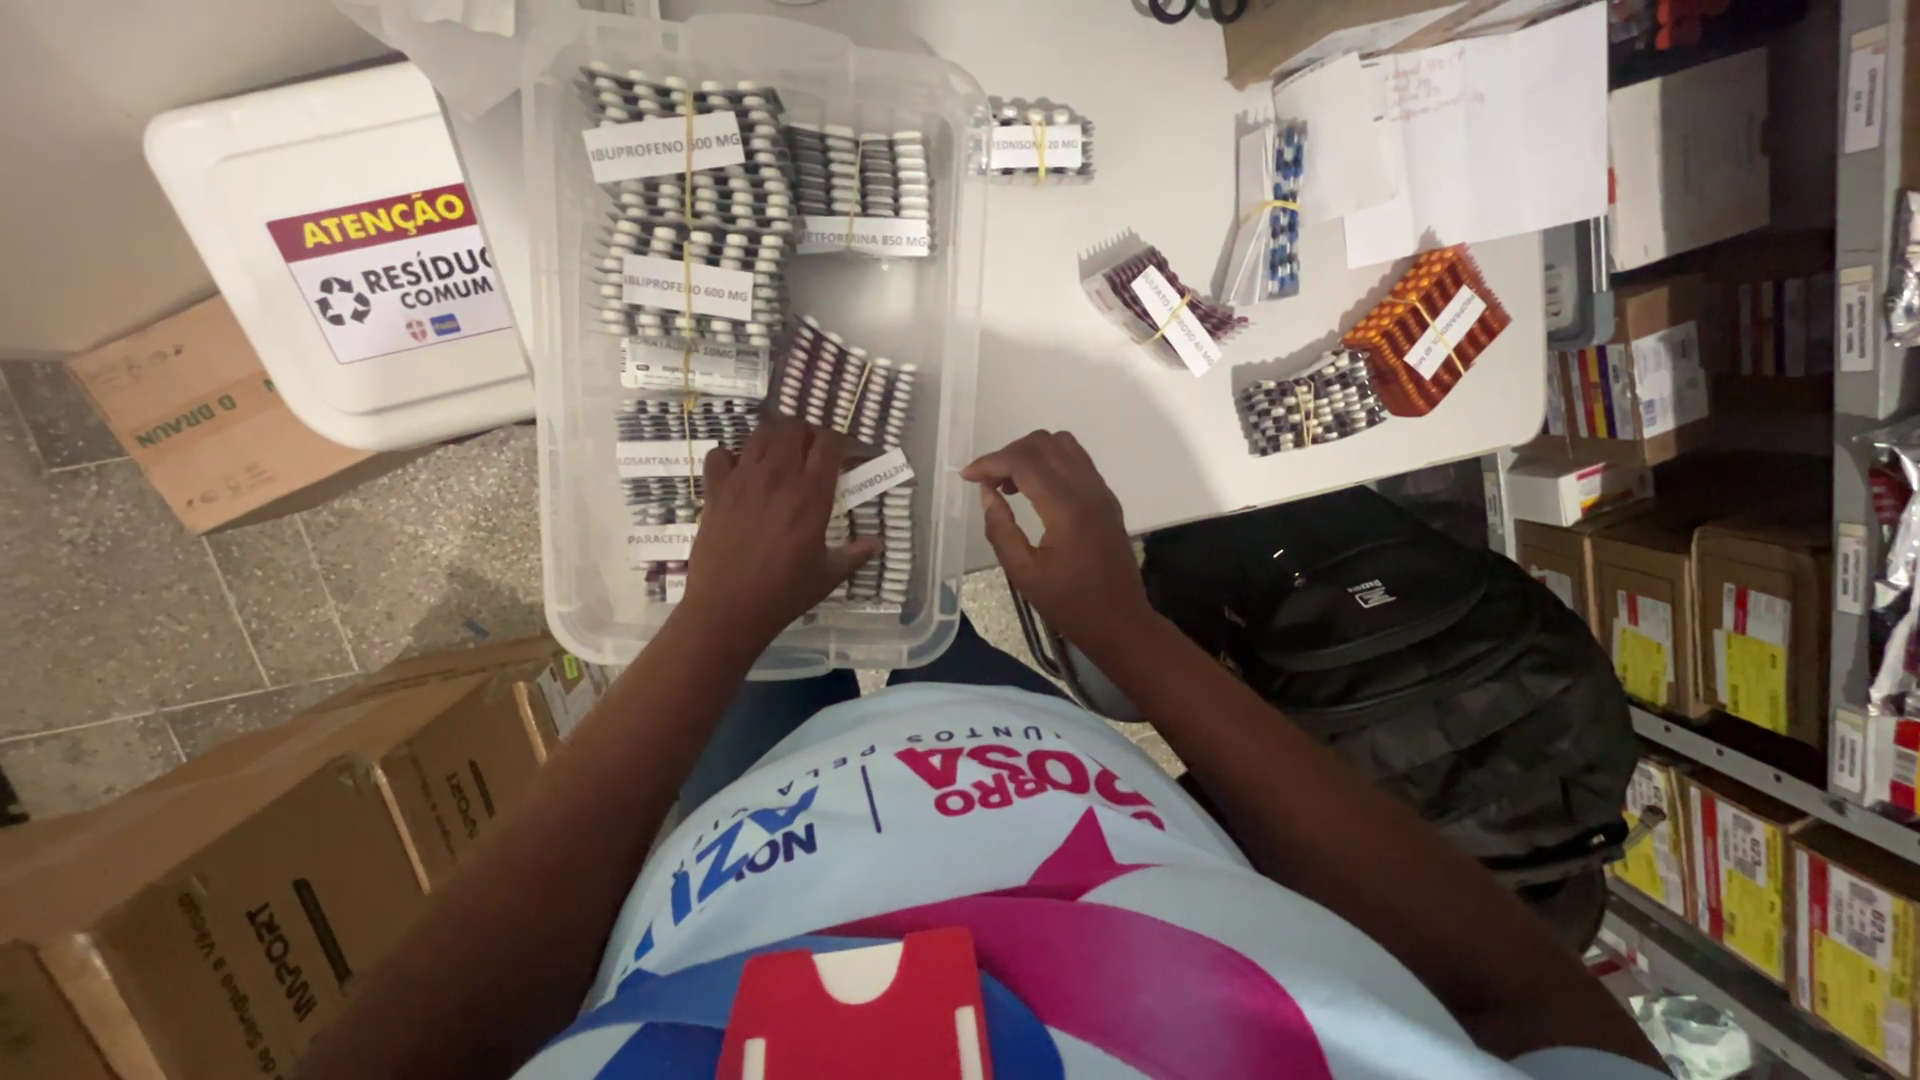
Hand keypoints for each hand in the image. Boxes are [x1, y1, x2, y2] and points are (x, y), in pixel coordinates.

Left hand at [680, 415, 876, 646]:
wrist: (728, 610)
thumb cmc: (784, 594)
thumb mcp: (828, 575)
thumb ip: (855, 555)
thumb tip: (879, 544)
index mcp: (812, 495)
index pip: (830, 442)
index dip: (839, 439)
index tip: (843, 451)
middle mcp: (778, 477)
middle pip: (793, 426)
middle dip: (806, 431)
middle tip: (810, 450)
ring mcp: (743, 480)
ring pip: (759, 433)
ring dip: (773, 437)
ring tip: (778, 455)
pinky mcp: (715, 490)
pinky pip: (719, 455)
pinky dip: (729, 457)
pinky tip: (738, 473)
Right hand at [962, 430, 1156, 651]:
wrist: (1120, 622)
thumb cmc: (1069, 604)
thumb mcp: (1023, 573)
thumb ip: (1000, 529)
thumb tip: (986, 492)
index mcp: (1066, 509)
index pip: (1024, 462)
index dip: (991, 462)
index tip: (967, 477)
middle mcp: (1088, 490)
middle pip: (1043, 443)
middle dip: (1008, 454)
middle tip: (987, 482)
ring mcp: (1101, 492)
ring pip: (1063, 445)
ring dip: (1031, 454)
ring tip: (1010, 485)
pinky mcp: (1107, 499)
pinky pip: (1078, 461)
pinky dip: (1051, 462)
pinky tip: (1035, 491)